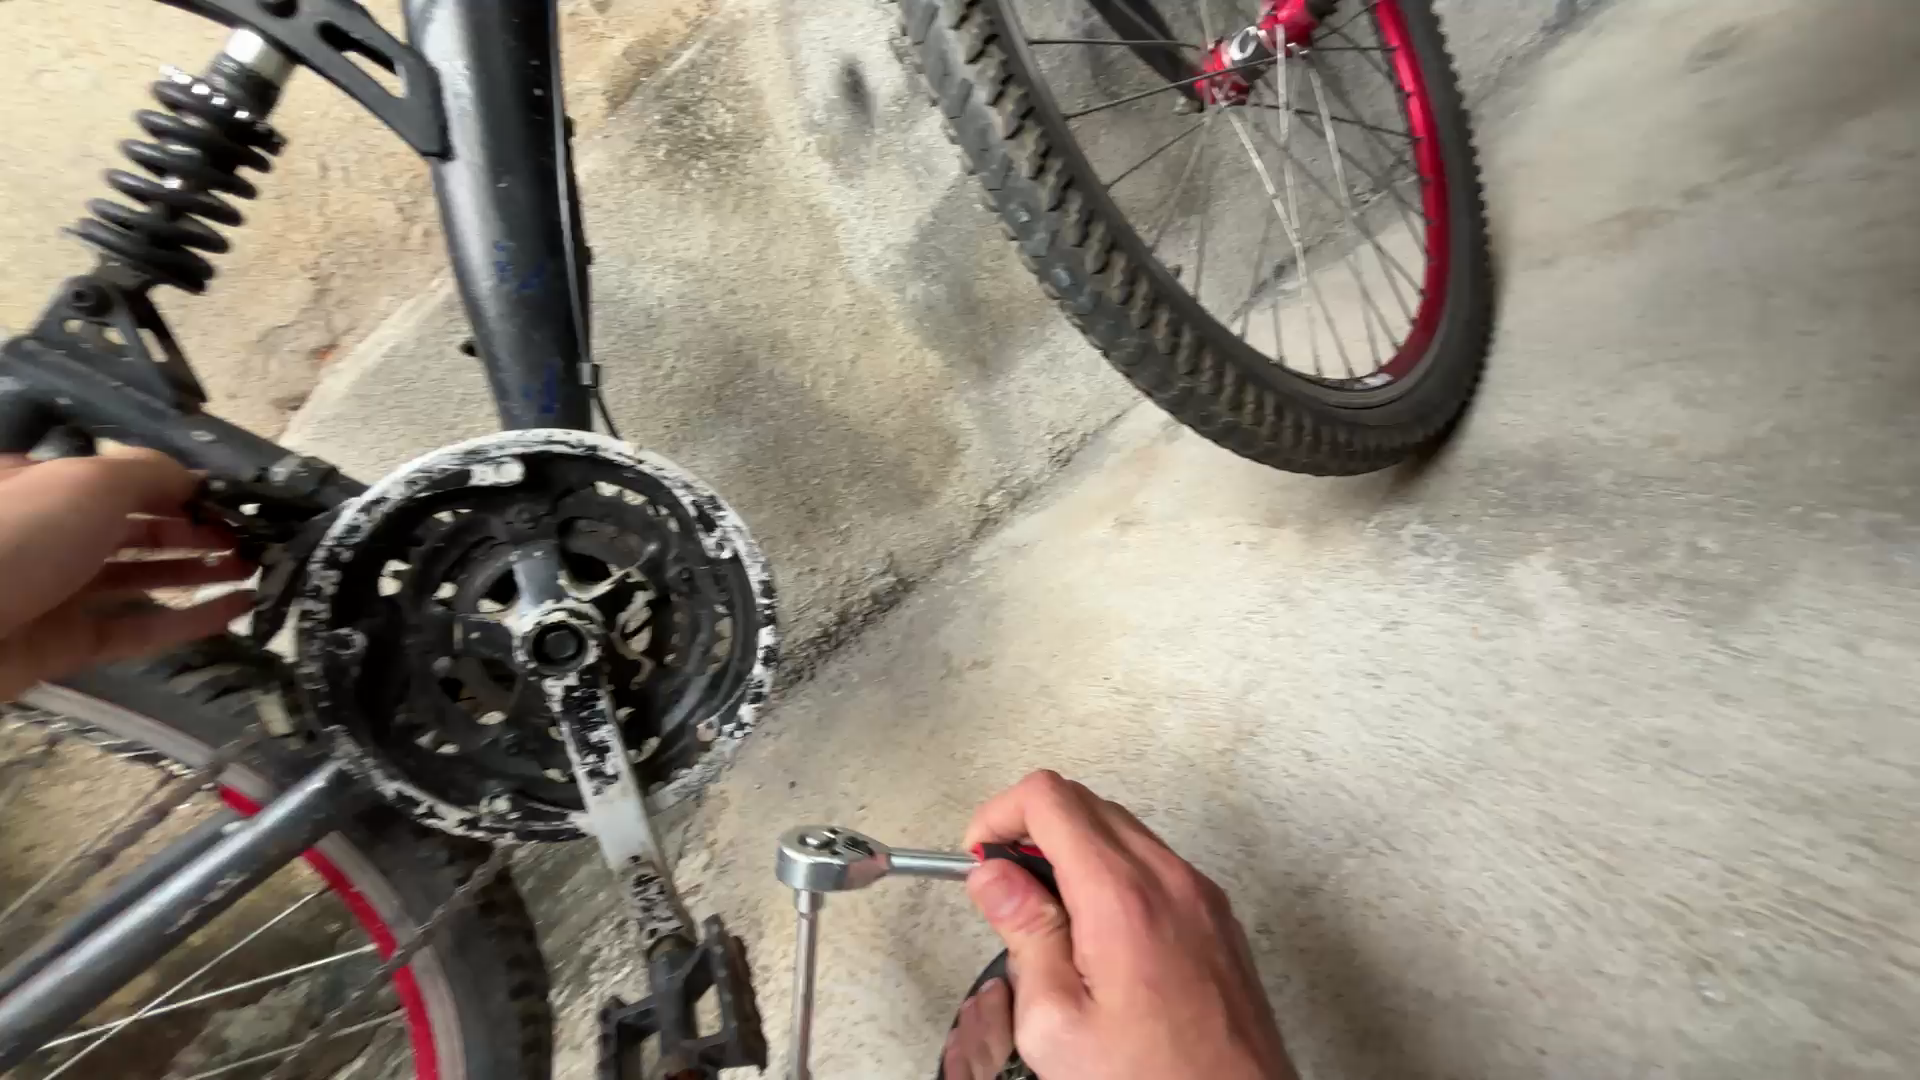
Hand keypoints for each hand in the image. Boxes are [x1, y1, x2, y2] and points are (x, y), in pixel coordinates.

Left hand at [0, 449, 254, 700]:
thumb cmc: (10, 541)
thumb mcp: (83, 483)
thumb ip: (150, 473)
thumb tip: (198, 480)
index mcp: (29, 493)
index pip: (115, 484)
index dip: (178, 489)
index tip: (235, 500)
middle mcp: (39, 540)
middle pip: (135, 531)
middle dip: (200, 531)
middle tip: (258, 537)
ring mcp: (49, 595)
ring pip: (143, 579)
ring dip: (205, 572)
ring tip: (260, 569)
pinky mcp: (64, 645)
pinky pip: (141, 630)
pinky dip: (195, 620)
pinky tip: (243, 607)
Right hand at [959, 770, 1296, 1079]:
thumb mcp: (1057, 1023)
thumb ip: (1024, 933)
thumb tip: (993, 874)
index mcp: (1120, 894)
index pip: (1048, 797)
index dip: (1000, 813)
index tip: (979, 853)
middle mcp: (1166, 876)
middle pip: (1080, 799)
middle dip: (1029, 826)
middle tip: (1006, 884)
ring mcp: (1197, 890)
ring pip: (1116, 824)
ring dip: (1070, 844)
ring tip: (1048, 912)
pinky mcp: (1214, 911)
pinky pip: (1150, 856)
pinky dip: (1109, 864)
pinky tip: (1095, 925)